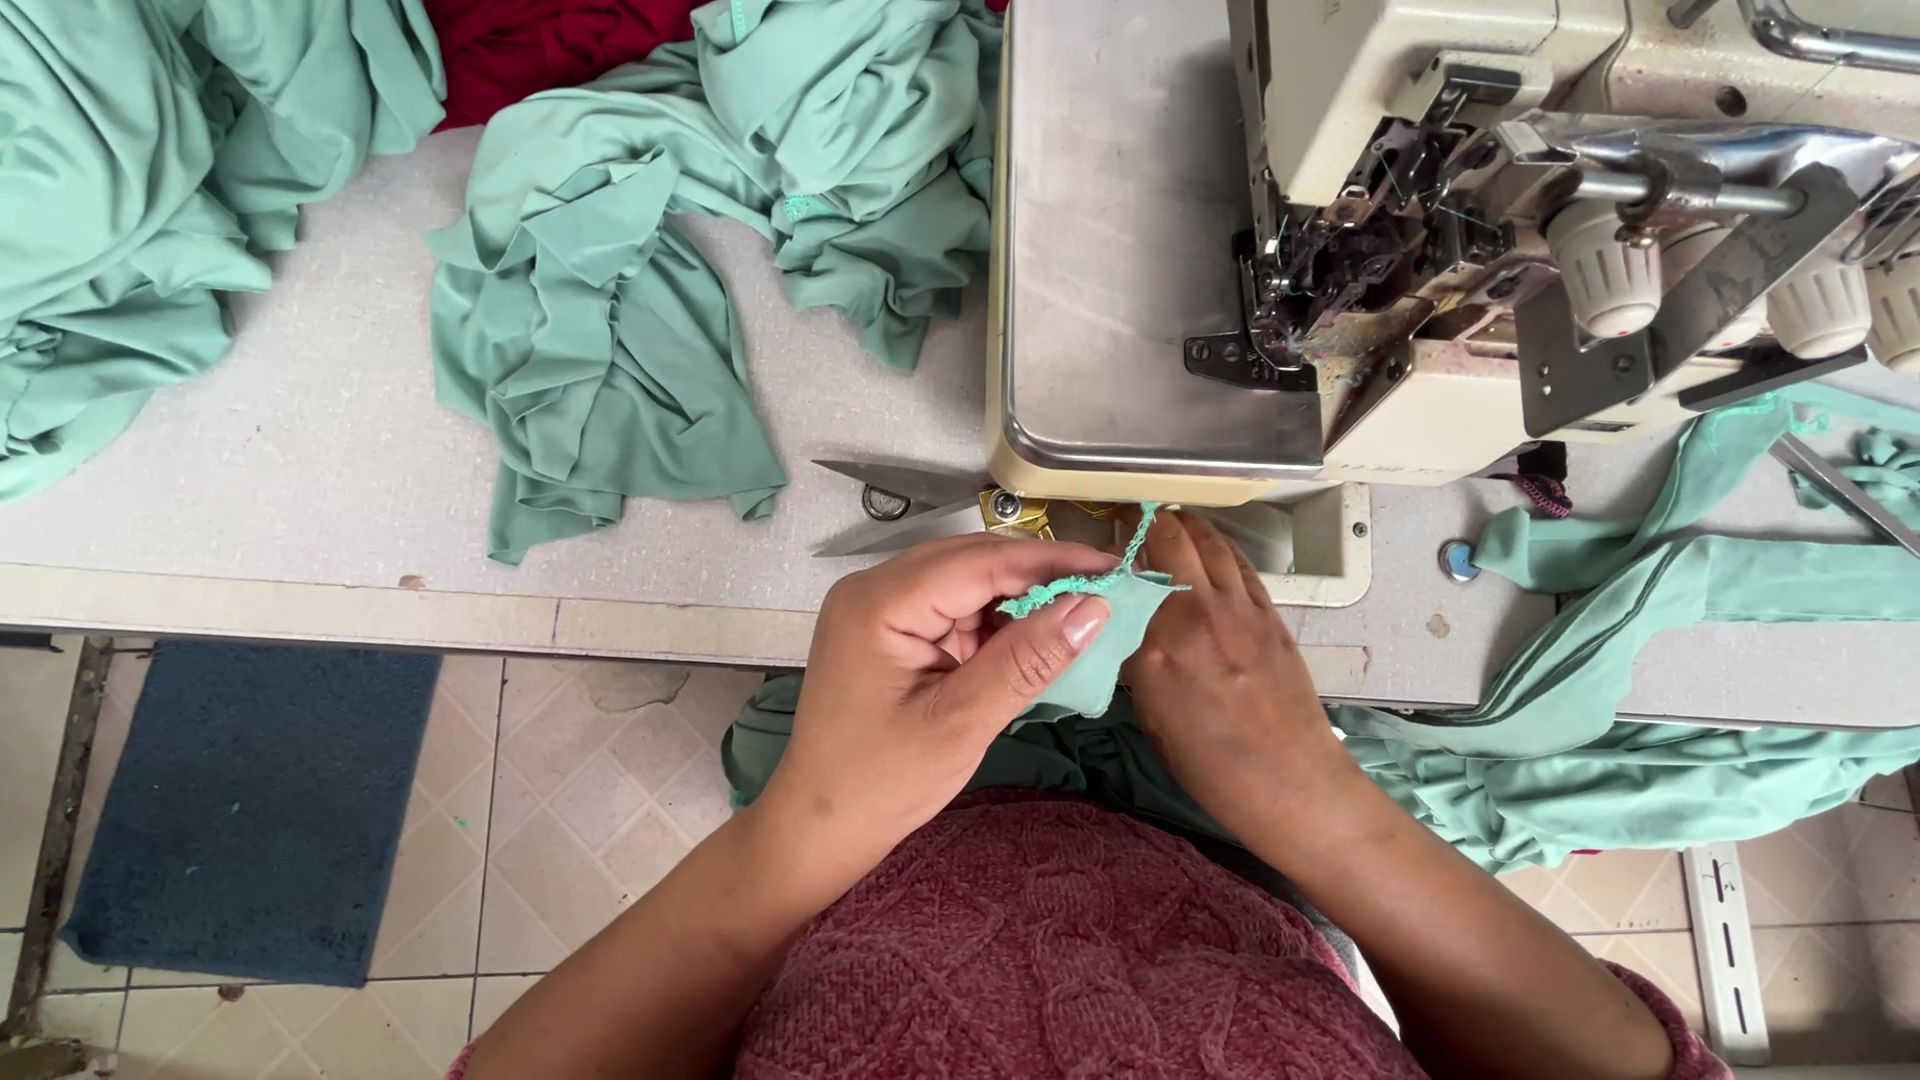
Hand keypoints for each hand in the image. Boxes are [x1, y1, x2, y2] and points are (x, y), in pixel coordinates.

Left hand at [760, 534, 1115, 868]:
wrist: (822, 825)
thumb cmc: (883, 782)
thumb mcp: (962, 721)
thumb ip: (1027, 659)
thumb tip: (1093, 608)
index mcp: (878, 603)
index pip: (978, 561)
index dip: (1050, 560)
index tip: (1113, 566)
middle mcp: (872, 589)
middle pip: (970, 561)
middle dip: (1037, 575)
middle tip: (1103, 591)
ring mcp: (877, 607)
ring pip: (964, 582)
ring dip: (1017, 598)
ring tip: (1074, 616)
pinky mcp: (887, 629)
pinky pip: (951, 608)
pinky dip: (992, 621)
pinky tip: (1027, 639)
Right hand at [1118, 509, 1354, 835]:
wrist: (1291, 783)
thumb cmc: (1209, 763)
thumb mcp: (1150, 713)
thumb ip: (1135, 659)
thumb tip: (1126, 626)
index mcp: (1158, 643)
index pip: (1124, 579)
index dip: (1110, 558)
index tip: (1101, 552)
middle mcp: (1199, 611)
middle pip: (1170, 537)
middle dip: (1147, 520)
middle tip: (1132, 521)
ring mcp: (1241, 608)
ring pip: (1211, 541)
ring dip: (1186, 523)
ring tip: (1168, 520)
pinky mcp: (1270, 614)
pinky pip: (1240, 563)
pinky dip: (1219, 546)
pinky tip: (1209, 547)